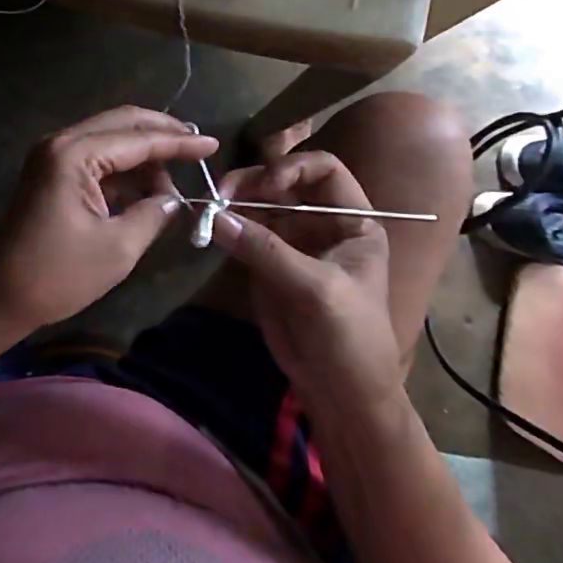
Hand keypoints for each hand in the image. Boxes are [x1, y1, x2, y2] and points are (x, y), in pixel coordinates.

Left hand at [0, 107, 216, 335]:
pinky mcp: (53, 170)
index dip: (179, 143)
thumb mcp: (118, 248)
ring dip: (145, 154)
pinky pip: (99, 156)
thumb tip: (174, 199)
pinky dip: (126, 169)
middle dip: (163, 134)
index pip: (139, 138)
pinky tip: (148, 189)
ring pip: (112, 137)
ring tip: (173, 183)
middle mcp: (61, 142)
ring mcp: (54, 154)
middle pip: (124, 122)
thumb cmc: (57, 275)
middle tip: (198, 147)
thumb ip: (154, 214)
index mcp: (74, 155)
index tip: (213, 146)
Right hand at [213, 153, 403, 415]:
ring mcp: (293, 240)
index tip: (269, 186)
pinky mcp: (268, 262)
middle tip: (222, 191)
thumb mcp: (316, 290)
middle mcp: (322, 221)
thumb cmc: (350, 337)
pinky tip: (209, 226)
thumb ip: (268, 251)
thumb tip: (217, 217)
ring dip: (235, 201)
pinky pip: (245, 232)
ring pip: (260, 204)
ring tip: (210, 206)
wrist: (341, 394)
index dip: (294, 168)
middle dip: (254, 181)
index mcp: (353, 219)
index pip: (325, 169)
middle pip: (284, 181)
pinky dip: (227, 226)